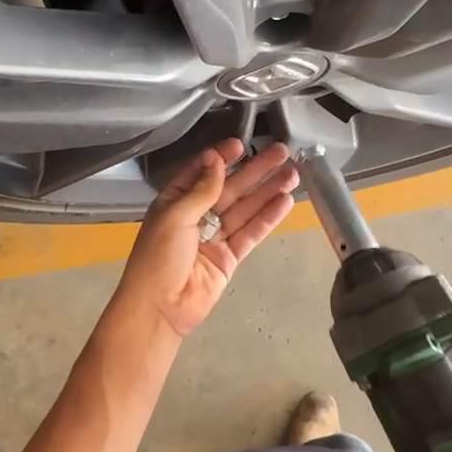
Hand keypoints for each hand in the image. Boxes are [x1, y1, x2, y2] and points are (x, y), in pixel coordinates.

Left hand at [112, 139, 298, 337]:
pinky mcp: (229, 257)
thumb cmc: (158, 258)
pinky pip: (250, 233)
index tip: (240, 144)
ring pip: (244, 209)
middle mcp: (195, 217)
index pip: (200, 173)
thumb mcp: (174, 216)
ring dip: (268, 191)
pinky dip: (267, 218)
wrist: (160, 307)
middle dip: (254, 170)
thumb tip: (216, 160)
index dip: (220, 157)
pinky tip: (285, 201)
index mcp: (174, 203)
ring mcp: (214, 237)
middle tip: (281, 151)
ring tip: (292, 173)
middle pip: (229, 188)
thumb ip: (201, 189)